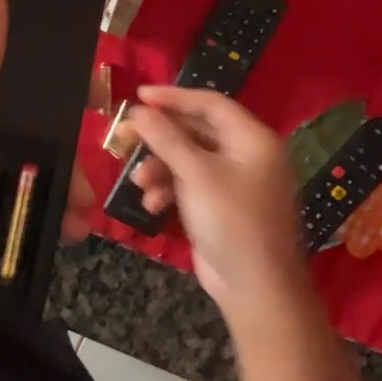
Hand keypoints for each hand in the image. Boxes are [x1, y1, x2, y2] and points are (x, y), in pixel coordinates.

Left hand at [0, 0, 95, 328]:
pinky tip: (62, 219)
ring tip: (82, 198)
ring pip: (10, 127)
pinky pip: (2, 170)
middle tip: (93, 119)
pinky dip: (33, 189)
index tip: (80, 34)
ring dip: (49, 156)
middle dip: (50, 98)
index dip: (24, 11)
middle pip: (3, 73)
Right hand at [127, 87, 303, 315]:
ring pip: (187, 161)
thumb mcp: (196, 174)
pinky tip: (153, 205)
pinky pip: (189, 185)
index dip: (174, 96)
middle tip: (126, 138)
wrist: (255, 286)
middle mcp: (246, 155)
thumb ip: (166, 139)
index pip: (210, 104)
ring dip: (160, 169)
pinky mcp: (220, 206)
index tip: (138, 95)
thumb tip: (138, 110)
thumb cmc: (231, 220)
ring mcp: (234, 182)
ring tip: (139, 183)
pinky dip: (169, 190)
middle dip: (160, 139)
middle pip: (195, 132)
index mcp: (252, 139)